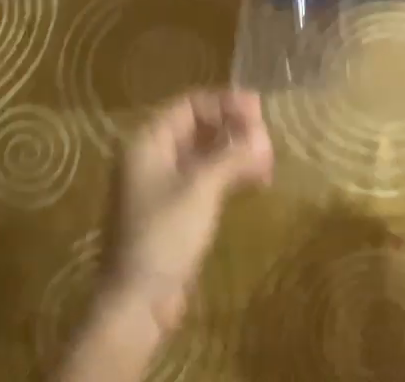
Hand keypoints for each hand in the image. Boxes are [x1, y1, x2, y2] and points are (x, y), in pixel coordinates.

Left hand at [102, 88, 274, 330]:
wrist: (137, 302)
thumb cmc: (164, 235)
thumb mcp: (202, 188)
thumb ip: (233, 156)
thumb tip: (262, 138)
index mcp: (148, 142)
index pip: (189, 105)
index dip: (225, 102)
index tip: (259, 110)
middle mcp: (151, 157)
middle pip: (197, 127)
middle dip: (233, 128)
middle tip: (266, 138)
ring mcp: (161, 185)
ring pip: (203, 153)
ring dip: (234, 152)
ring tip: (266, 161)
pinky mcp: (173, 211)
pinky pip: (204, 178)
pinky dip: (228, 174)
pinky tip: (254, 181)